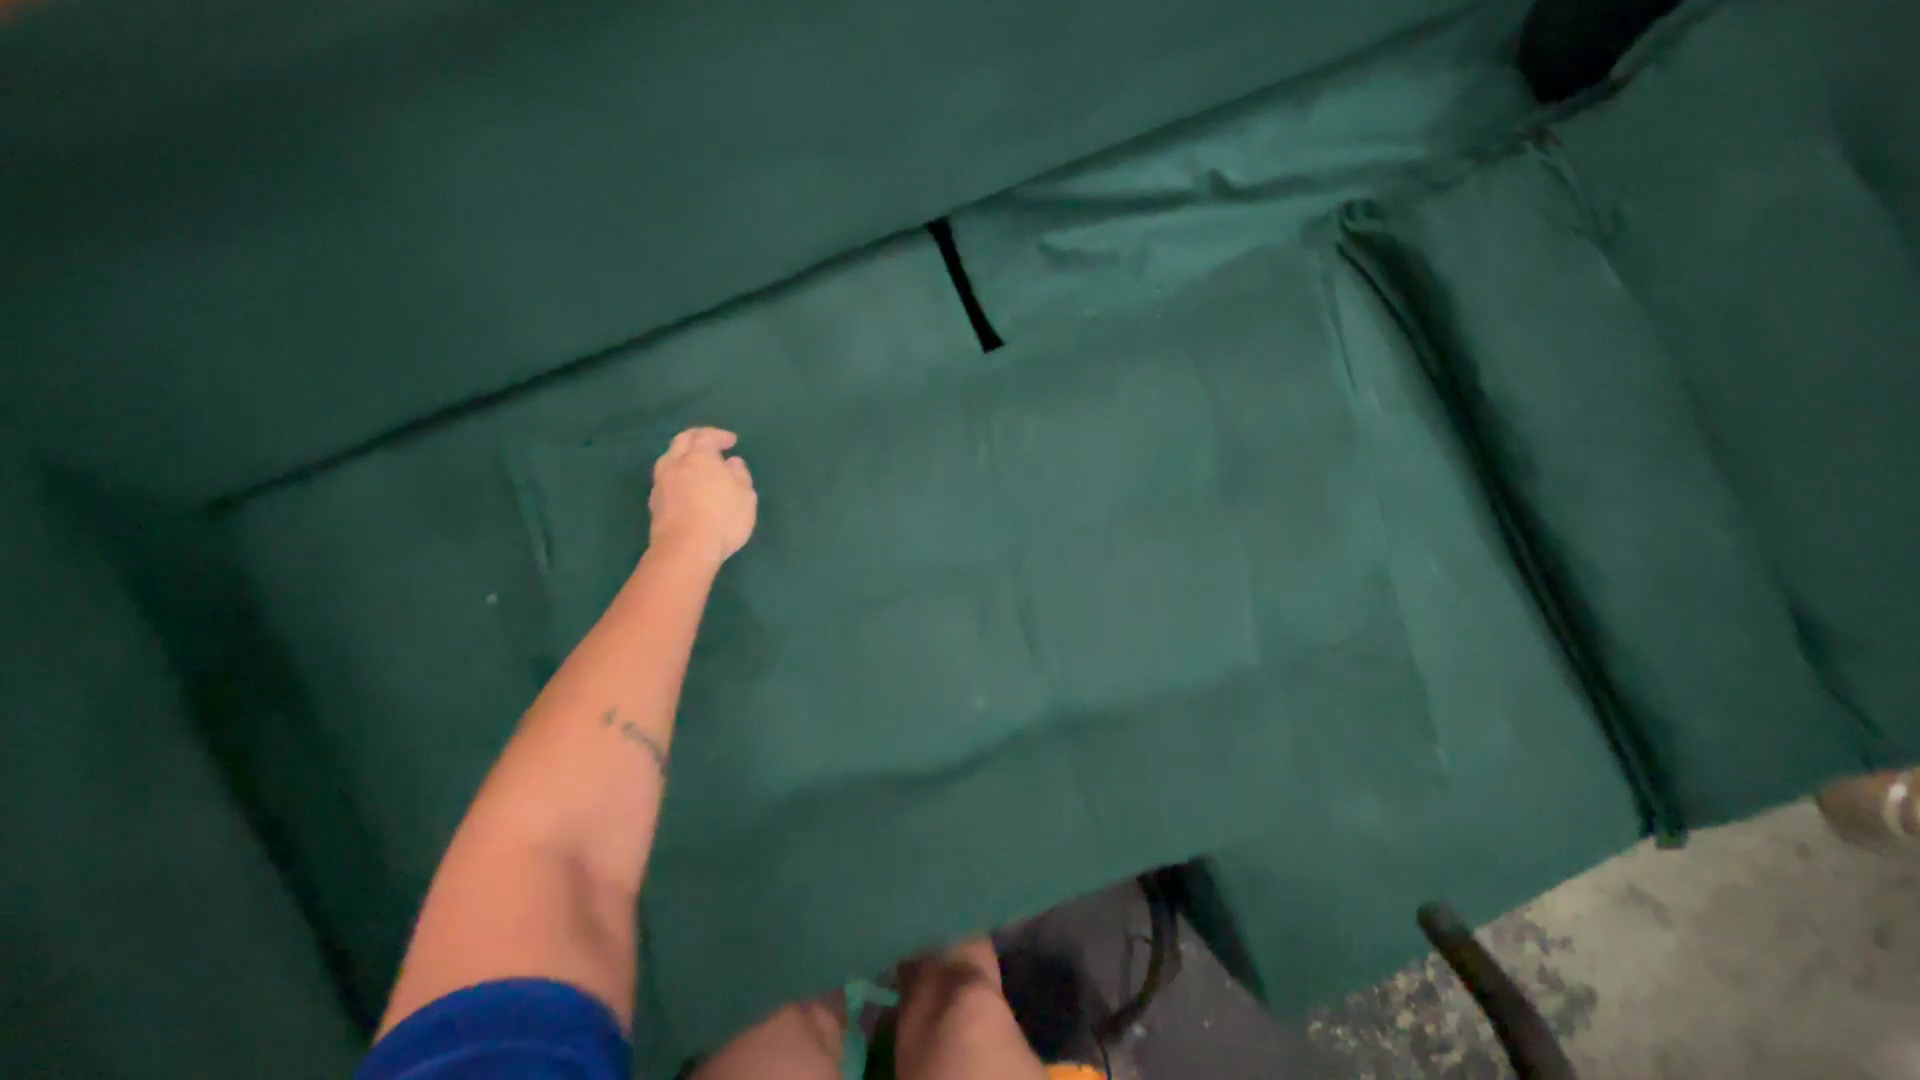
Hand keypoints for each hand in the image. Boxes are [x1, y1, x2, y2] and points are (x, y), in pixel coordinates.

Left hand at [648, 427, 756, 566]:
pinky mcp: (654, 503)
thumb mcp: (745, 496)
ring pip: (668, 459)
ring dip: (682, 456)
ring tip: (694, 465)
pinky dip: (676, 476)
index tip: (732, 441)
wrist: (685, 549)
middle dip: (696, 438)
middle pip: (681, 441)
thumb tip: (732, 463)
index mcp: (700, 456)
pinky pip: (665, 480)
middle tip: (709, 443)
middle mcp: (676, 464)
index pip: (707, 436)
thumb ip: (740, 475)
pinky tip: (684, 487)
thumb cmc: (722, 519)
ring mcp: (661, 483)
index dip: (720, 436)